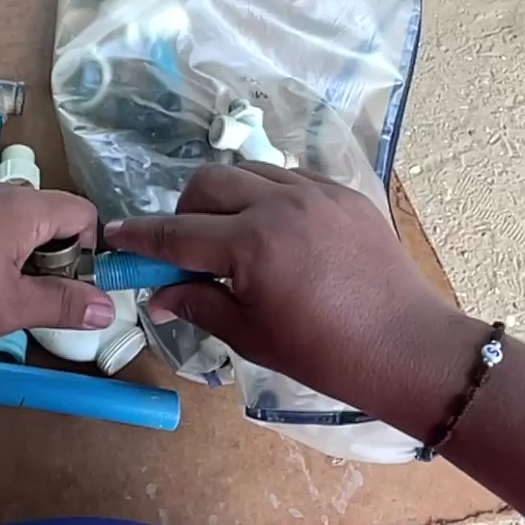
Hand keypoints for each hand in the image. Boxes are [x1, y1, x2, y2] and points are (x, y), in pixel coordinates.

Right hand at [103, 163, 485, 433]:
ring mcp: (316, 192)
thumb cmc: (325, 354)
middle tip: (189, 246)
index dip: (140, 236)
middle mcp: (280, 204)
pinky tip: (274, 228)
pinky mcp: (342, 192)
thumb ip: (198, 303)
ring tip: (232, 233)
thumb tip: (156, 296)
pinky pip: (287, 176)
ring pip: (246, 171)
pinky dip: (266, 194)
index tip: (115, 235)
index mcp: (253, 245)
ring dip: (224, 197)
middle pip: (207, 183)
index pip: (177, 234)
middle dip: (183, 210)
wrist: (408, 349)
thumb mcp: (250, 336)